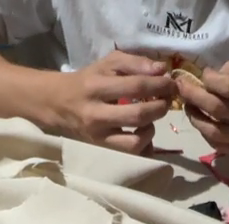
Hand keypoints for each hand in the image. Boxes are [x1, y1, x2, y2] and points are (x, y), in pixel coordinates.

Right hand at [44, 51, 174, 153]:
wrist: (57, 104)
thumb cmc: (88, 81)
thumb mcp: (107, 64)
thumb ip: (134, 63)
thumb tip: (161, 70)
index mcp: (97, 86)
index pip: (135, 86)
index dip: (159, 85)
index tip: (171, 83)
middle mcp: (96, 114)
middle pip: (138, 115)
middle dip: (160, 107)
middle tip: (167, 101)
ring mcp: (99, 136)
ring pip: (134, 142)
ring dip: (151, 130)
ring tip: (152, 120)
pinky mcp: (102, 150)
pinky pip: (129, 154)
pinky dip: (143, 145)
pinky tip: (143, 133)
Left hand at [177, 61, 228, 159]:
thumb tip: (203, 79)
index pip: (228, 86)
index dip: (209, 80)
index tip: (203, 75)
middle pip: (218, 110)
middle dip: (194, 97)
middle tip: (182, 89)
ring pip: (215, 132)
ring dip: (196, 119)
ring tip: (189, 107)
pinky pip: (219, 147)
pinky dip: (206, 134)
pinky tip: (202, 123)